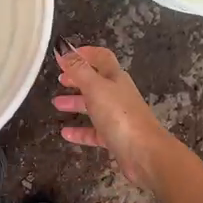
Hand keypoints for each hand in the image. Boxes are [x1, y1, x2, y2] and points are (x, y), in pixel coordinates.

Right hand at [52, 45, 176, 190]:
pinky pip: (94, 131)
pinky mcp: (116, 138)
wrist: (145, 153)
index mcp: (115, 77)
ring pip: (94, 106)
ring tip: (57, 104)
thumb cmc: (119, 115)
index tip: (66, 54)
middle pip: (96, 81)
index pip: (101, 57)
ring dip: (76, 103)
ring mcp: (118, 116)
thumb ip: (78, 69)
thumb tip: (62, 48)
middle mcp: (118, 94)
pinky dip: (80, 131)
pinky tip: (66, 134)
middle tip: (60, 79)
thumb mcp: (95, 87)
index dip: (85, 53)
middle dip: (78, 78)